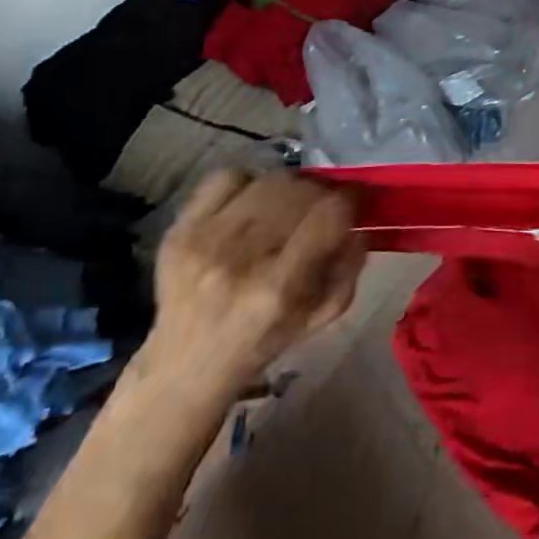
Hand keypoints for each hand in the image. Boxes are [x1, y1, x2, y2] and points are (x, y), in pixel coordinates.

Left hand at [147, 170, 366, 390]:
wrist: (189, 360)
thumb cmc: (269, 336)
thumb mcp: (327, 312)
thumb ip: (352, 264)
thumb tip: (359, 223)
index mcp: (281, 284)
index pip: (330, 212)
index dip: (353, 198)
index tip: (359, 201)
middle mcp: (241, 256)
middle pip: (302, 190)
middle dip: (325, 192)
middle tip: (328, 205)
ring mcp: (205, 239)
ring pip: (270, 180)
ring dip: (293, 187)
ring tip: (294, 203)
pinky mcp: (179, 230)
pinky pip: (226, 178)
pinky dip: (250, 183)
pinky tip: (254, 204)